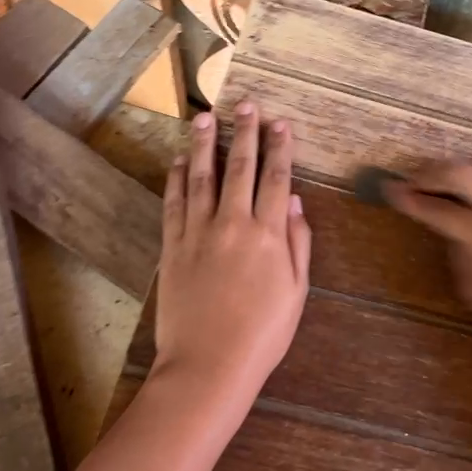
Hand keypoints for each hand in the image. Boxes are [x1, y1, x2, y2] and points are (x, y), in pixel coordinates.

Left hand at [151, 103, 311, 400]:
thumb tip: (296, 203)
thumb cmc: (262, 334)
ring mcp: (199, 233)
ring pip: (202, 176)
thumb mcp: (296, 292)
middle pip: (241, 168)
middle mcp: (234, 224)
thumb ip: (298, 244)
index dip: (280, 148)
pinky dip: (176, 178)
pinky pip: (174, 203)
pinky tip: (179, 160)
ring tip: (206, 117)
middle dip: (245, 132)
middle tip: (246, 104)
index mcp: (269, 235)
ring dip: (205, 144)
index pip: (277, 179)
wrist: (208, 366)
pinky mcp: (173, 247)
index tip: (281, 122)